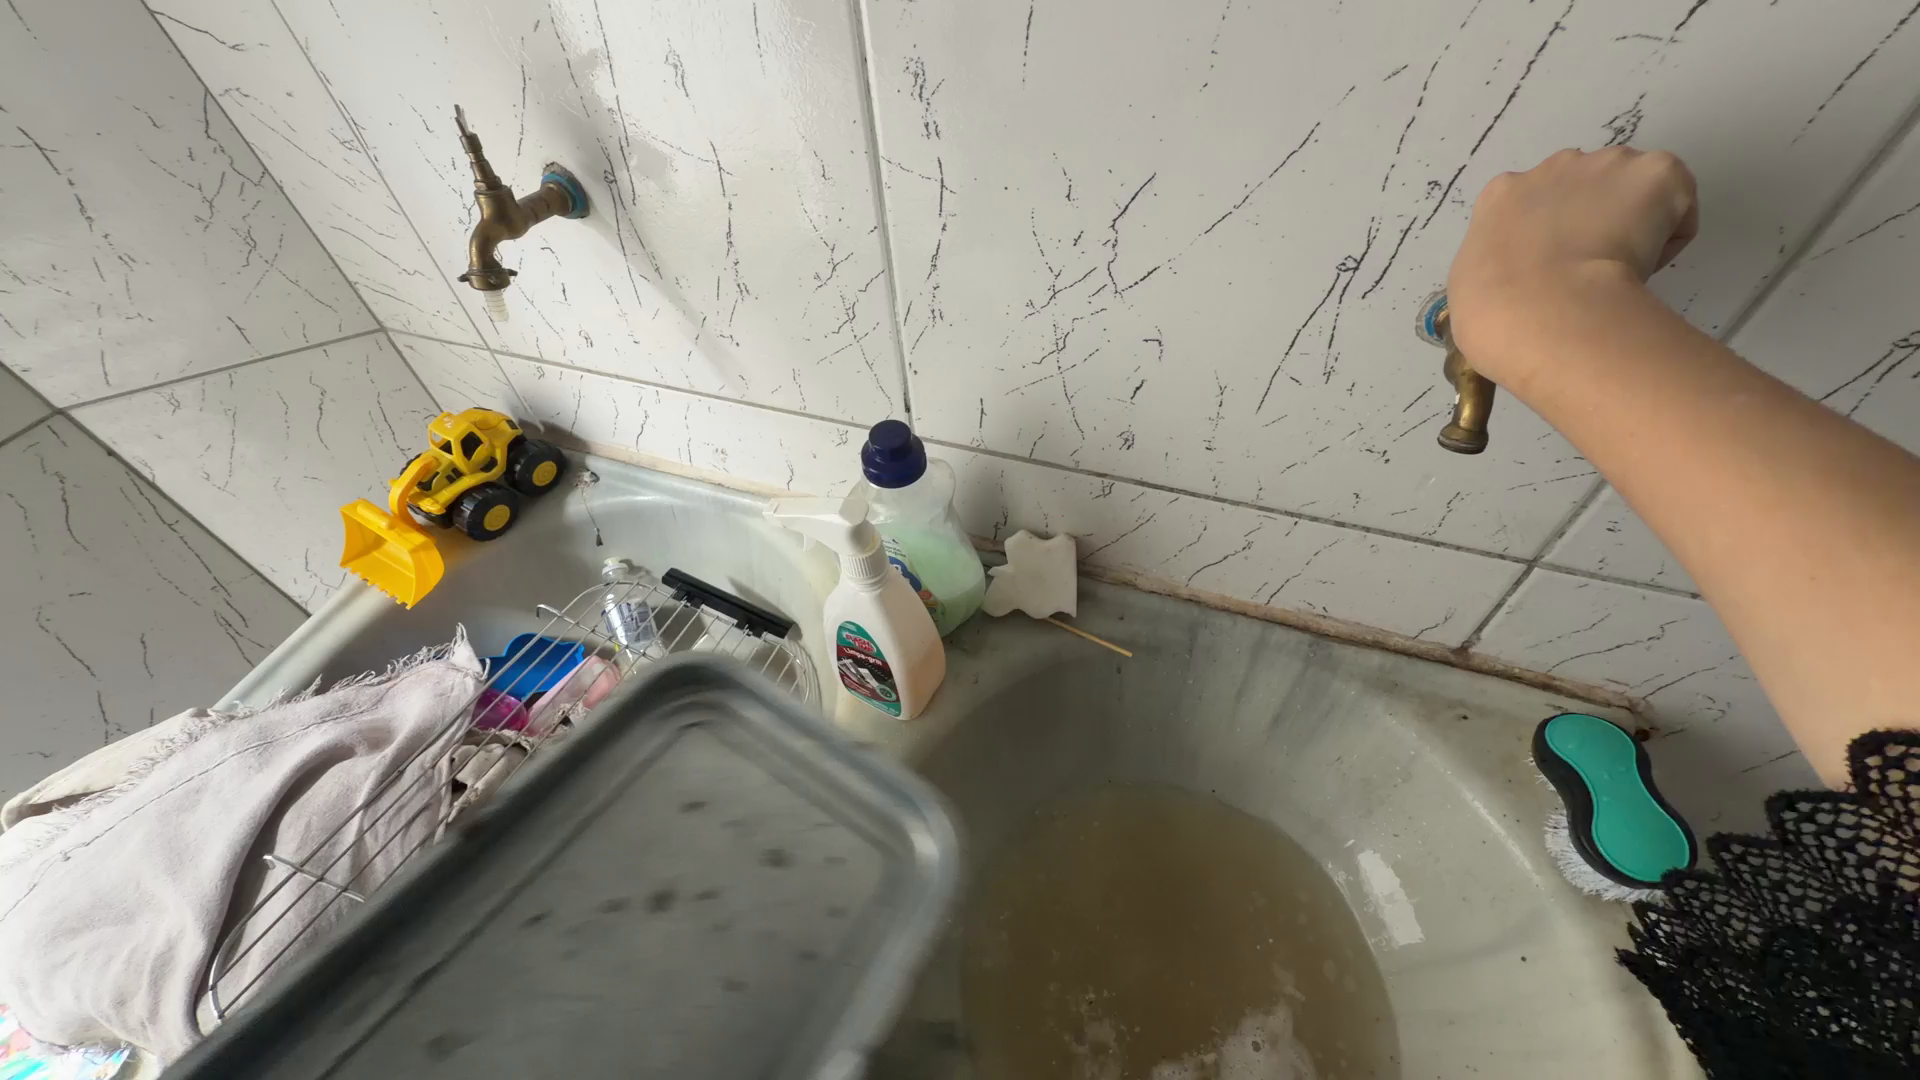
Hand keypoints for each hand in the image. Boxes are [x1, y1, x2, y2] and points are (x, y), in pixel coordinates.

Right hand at [1446, 147, 1698, 386]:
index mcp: (1501, 195)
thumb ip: (1496, 261)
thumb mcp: (1470, 281)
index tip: (1545, 267)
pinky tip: (1641, 270)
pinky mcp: (1658, 173)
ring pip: (1632, 192)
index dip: (1542, 236)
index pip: (1528, 205)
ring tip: (1615, 272)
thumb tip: (1519, 271)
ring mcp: (1608, 164)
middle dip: (1589, 219)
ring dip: (1631, 223)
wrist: (1540, 308)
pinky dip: (1668, 239)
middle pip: (1583, 187)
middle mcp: (1554, 166)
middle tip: (1582, 267)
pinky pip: (1675, 208)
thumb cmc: (1489, 308)